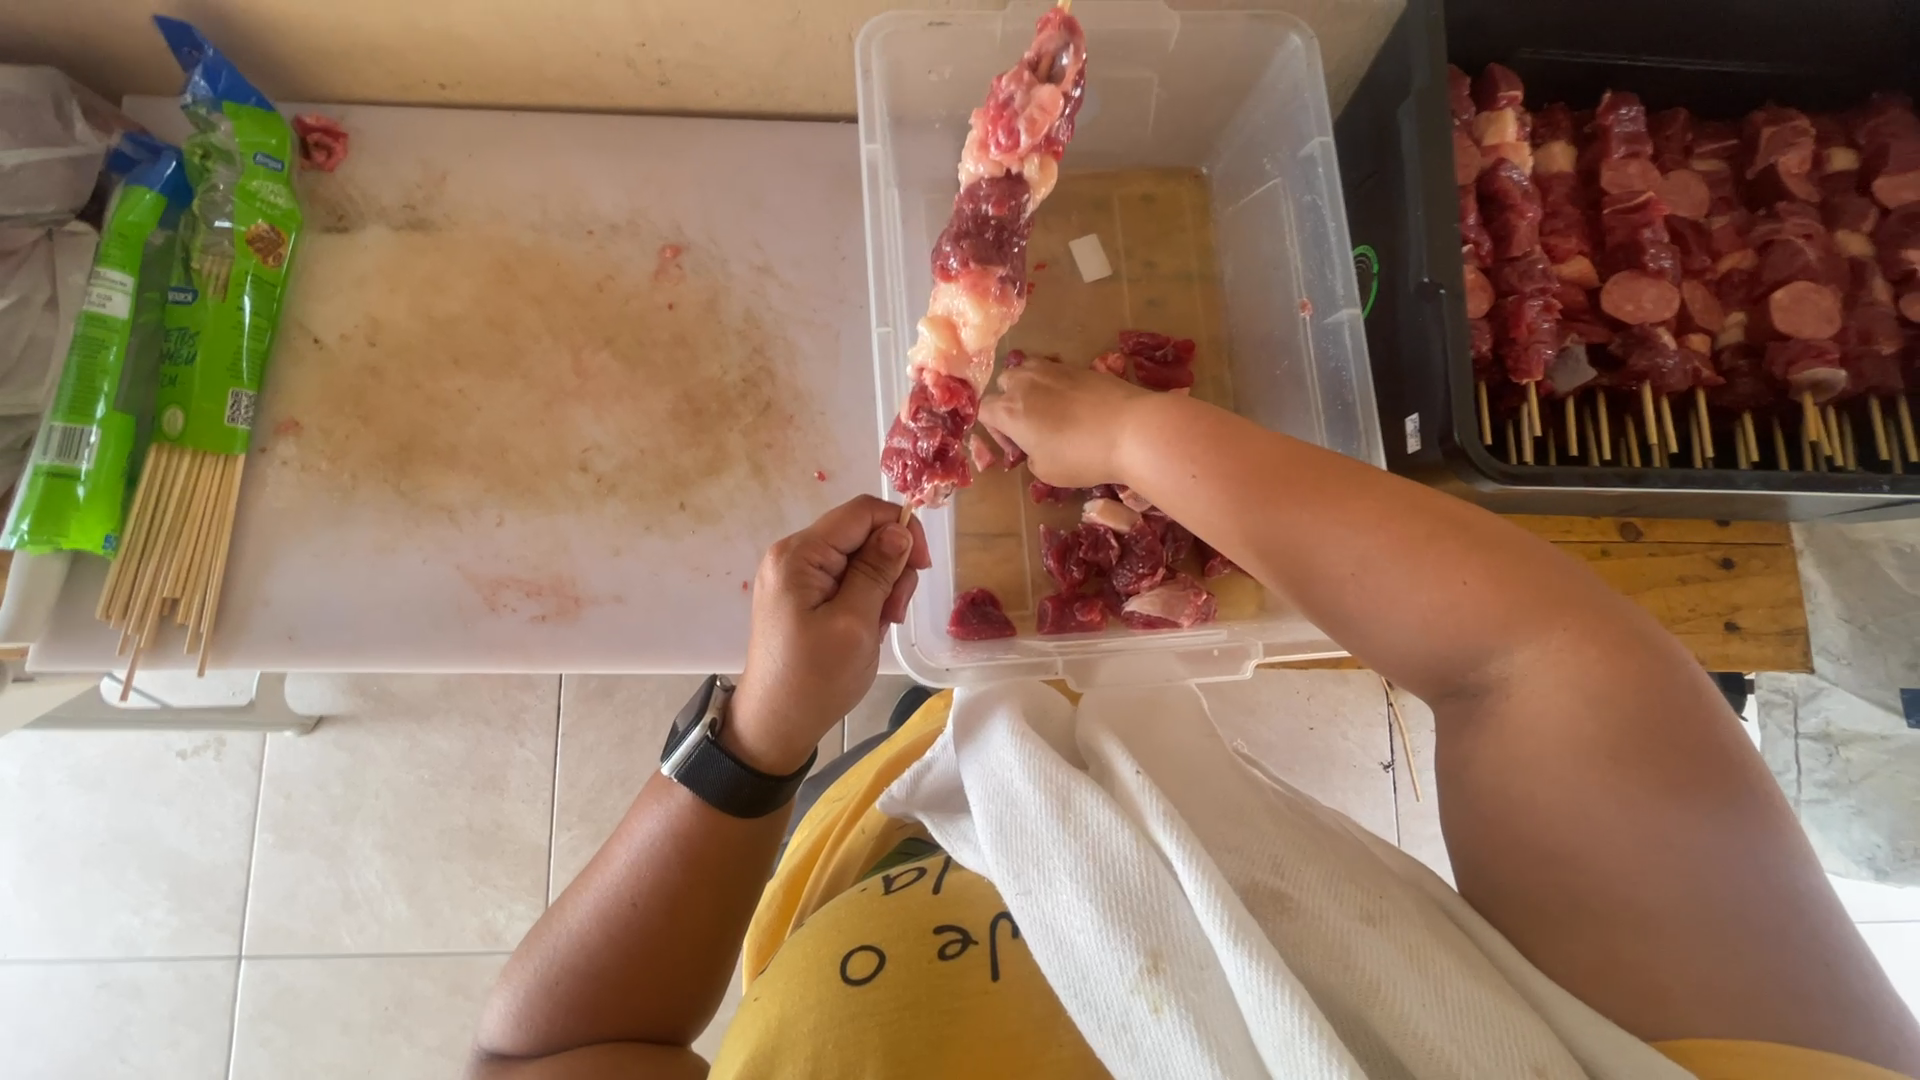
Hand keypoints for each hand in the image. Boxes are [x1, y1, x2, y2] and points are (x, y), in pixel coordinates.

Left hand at [726, 496, 931, 774]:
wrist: (776, 725)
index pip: (862, 512)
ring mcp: (796, 575)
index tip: (922, 567)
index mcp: (800, 554)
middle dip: (891, 565)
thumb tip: (900, 528)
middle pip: (862, 533)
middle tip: (894, 612)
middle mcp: (794, 554)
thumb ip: (877, 571)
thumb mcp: (855, 623)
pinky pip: (846, 578)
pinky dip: (866, 597)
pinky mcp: (803, 594)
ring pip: (859, 557)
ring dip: (881, 586)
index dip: (900, 528)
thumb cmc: (815, 678)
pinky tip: (868, 626)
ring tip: (880, 625)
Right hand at [979, 360, 1153, 488]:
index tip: (1016, 448)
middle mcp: (1025, 383)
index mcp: (1009, 410)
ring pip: (1028, 369)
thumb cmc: (1082, 457)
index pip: (983, 410)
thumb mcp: (1046, 472)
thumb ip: (1030, 456)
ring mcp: (1053, 370)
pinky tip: (1074, 404)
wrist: (1131, 431)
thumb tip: (1035, 447)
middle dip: (1010, 402)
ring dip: (1030, 386)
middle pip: (1004, 383)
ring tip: (1048, 408)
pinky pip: (1055, 370)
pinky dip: (1056, 384)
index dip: (994, 431)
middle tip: (1030, 427)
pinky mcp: (1080, 366)